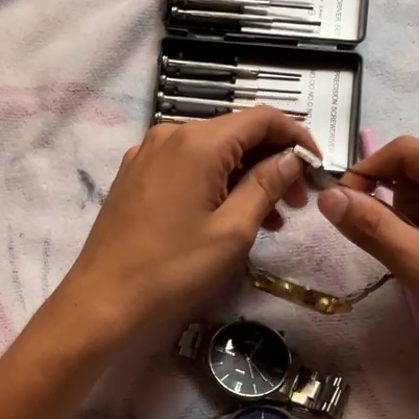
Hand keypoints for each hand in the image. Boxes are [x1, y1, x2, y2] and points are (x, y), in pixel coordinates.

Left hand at [53, 106, 315, 336]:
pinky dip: (213, 184)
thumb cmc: (172, 269)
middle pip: (235, 134)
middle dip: (272, 163)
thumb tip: (291, 159)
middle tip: (295, 205)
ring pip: (210, 153)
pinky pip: (184, 167)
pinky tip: (227, 217)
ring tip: (268, 221)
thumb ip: (267, 185)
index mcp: (197, 142)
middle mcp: (169, 136)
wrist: (102, 299)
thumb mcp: (233, 230)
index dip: (297, 138)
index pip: (262, 118)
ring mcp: (146, 156)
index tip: (317, 169)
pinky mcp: (133, 177)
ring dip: (244, 178)